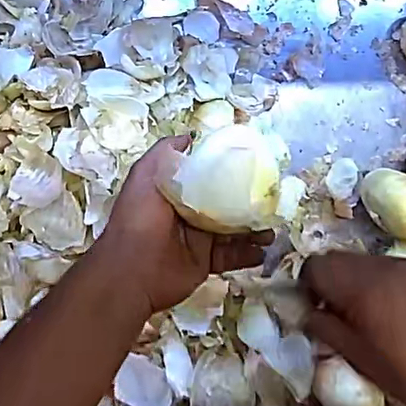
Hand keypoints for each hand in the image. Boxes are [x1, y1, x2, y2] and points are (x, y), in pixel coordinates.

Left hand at [79, 137, 270, 317]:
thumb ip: (166, 153)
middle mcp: (188, 210)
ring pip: (233, 229)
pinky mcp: (205, 261)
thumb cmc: (140, 217)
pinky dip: (248, 253)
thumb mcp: (146, 174)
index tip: (253, 162)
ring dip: (254, 227)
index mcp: (176, 189)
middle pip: (225, 201)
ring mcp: (198, 237)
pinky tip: (263, 250)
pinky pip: (231, 255)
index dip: (227, 168)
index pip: (206, 174)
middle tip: (272, 197)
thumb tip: (189, 136)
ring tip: (272, 227)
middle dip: (248, 199)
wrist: (132, 269)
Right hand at [301, 252, 405, 405]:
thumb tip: (308, 314)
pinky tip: (404, 315)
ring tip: (376, 318)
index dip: (309, 286)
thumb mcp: (364, 362)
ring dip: (360, 282)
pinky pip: (397, 268)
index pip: (317, 266)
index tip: (317, 311)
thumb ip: (329, 331)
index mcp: (364, 288)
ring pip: (369, 262)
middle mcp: (386, 266)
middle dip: (333, 282)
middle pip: (341, 259)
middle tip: (342, 316)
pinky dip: (388, 283)